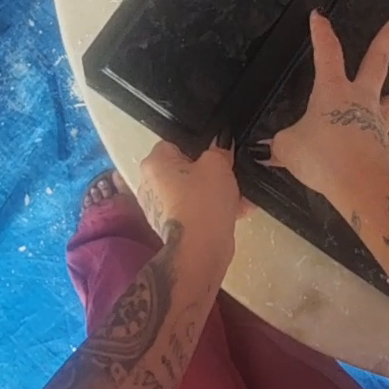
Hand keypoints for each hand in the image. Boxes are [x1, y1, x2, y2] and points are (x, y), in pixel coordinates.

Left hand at [138, 141, 245, 268]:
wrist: (201, 248)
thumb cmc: (203, 199)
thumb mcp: (218, 163)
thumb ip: (220, 147)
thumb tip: (222, 140)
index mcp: (154, 163)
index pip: (174, 143)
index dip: (198, 146)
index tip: (217, 154)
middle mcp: (149, 184)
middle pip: (184, 169)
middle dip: (209, 173)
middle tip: (229, 175)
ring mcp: (158, 208)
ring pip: (192, 191)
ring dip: (215, 192)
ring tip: (239, 195)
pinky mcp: (172, 227)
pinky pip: (194, 210)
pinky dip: (212, 209)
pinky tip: (238, 209)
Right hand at [260, 11, 388, 203]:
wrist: (358, 185)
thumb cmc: (322, 158)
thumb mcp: (288, 148)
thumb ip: (278, 144)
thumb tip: (265, 150)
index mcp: (333, 91)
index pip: (326, 53)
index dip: (321, 33)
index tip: (320, 15)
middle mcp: (359, 100)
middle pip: (376, 63)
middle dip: (386, 40)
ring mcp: (376, 123)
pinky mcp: (384, 148)